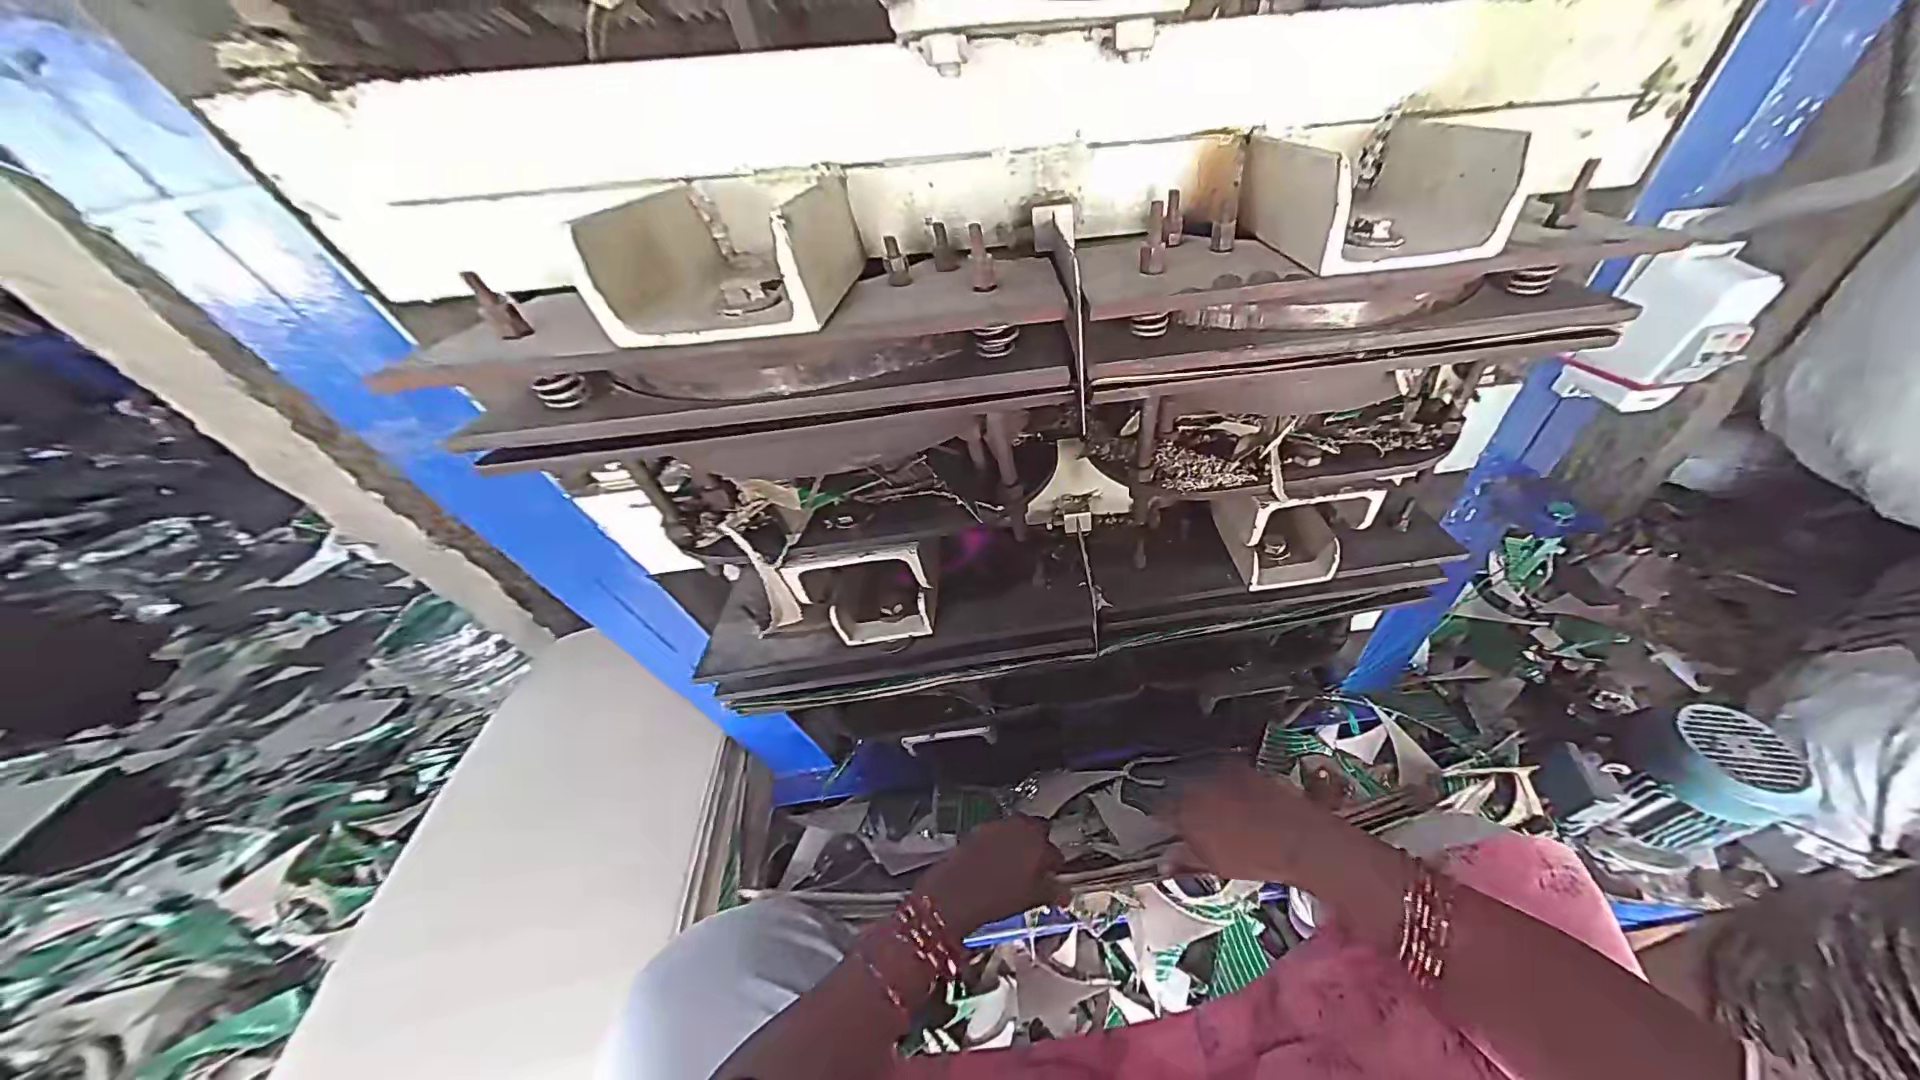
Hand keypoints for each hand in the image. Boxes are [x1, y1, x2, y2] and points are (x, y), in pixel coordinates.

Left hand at [914, 815, 1067, 932]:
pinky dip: (999, 843)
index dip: (1054, 868)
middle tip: (1035, 866)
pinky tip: (994, 862)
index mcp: (1040, 843)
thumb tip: (1063, 892)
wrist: (957, 894)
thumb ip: (1053, 891)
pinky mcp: (980, 828)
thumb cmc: (997, 897)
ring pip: (1017, 829)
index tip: (1052, 877)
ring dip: (1019, 841)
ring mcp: (998, 825)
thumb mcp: (1032, 899)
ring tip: (1013, 865)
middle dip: (1039, 845)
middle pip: (1038, 830)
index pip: (1056, 854)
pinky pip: (997, 833)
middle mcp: (1021, 827)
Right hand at [1172, 765, 1355, 883]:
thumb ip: (1185, 860)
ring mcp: (1221, 774)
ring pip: (1202, 781)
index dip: (1163, 820)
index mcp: (1184, 809)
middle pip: (1180, 792)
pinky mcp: (1244, 769)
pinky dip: (1226, 787)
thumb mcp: (1215, 866)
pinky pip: (1224, 775)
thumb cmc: (1257, 857)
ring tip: (1219, 815)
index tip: (1169, 829)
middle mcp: (1198, 785)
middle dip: (1183, 804)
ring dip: (1205, 794)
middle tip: (1195, 824)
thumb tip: (1166, 862)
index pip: (1162, 810)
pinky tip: (1239, 804)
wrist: (1300, 839)